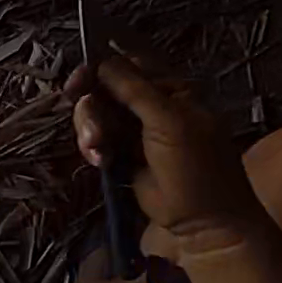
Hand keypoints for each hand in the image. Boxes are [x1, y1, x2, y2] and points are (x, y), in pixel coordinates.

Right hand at [70, 56, 264, 262]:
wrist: (202, 223)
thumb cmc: (194, 166)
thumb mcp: (168, 121)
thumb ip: (134, 89)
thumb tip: (101, 59)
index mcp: (170, 88)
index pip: (128, 65)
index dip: (100, 68)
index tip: (79, 80)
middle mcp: (150, 103)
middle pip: (104, 89)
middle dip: (93, 107)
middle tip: (92, 128)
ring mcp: (134, 128)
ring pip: (96, 113)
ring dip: (91, 130)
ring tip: (99, 151)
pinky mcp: (120, 152)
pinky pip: (95, 138)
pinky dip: (93, 148)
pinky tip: (102, 162)